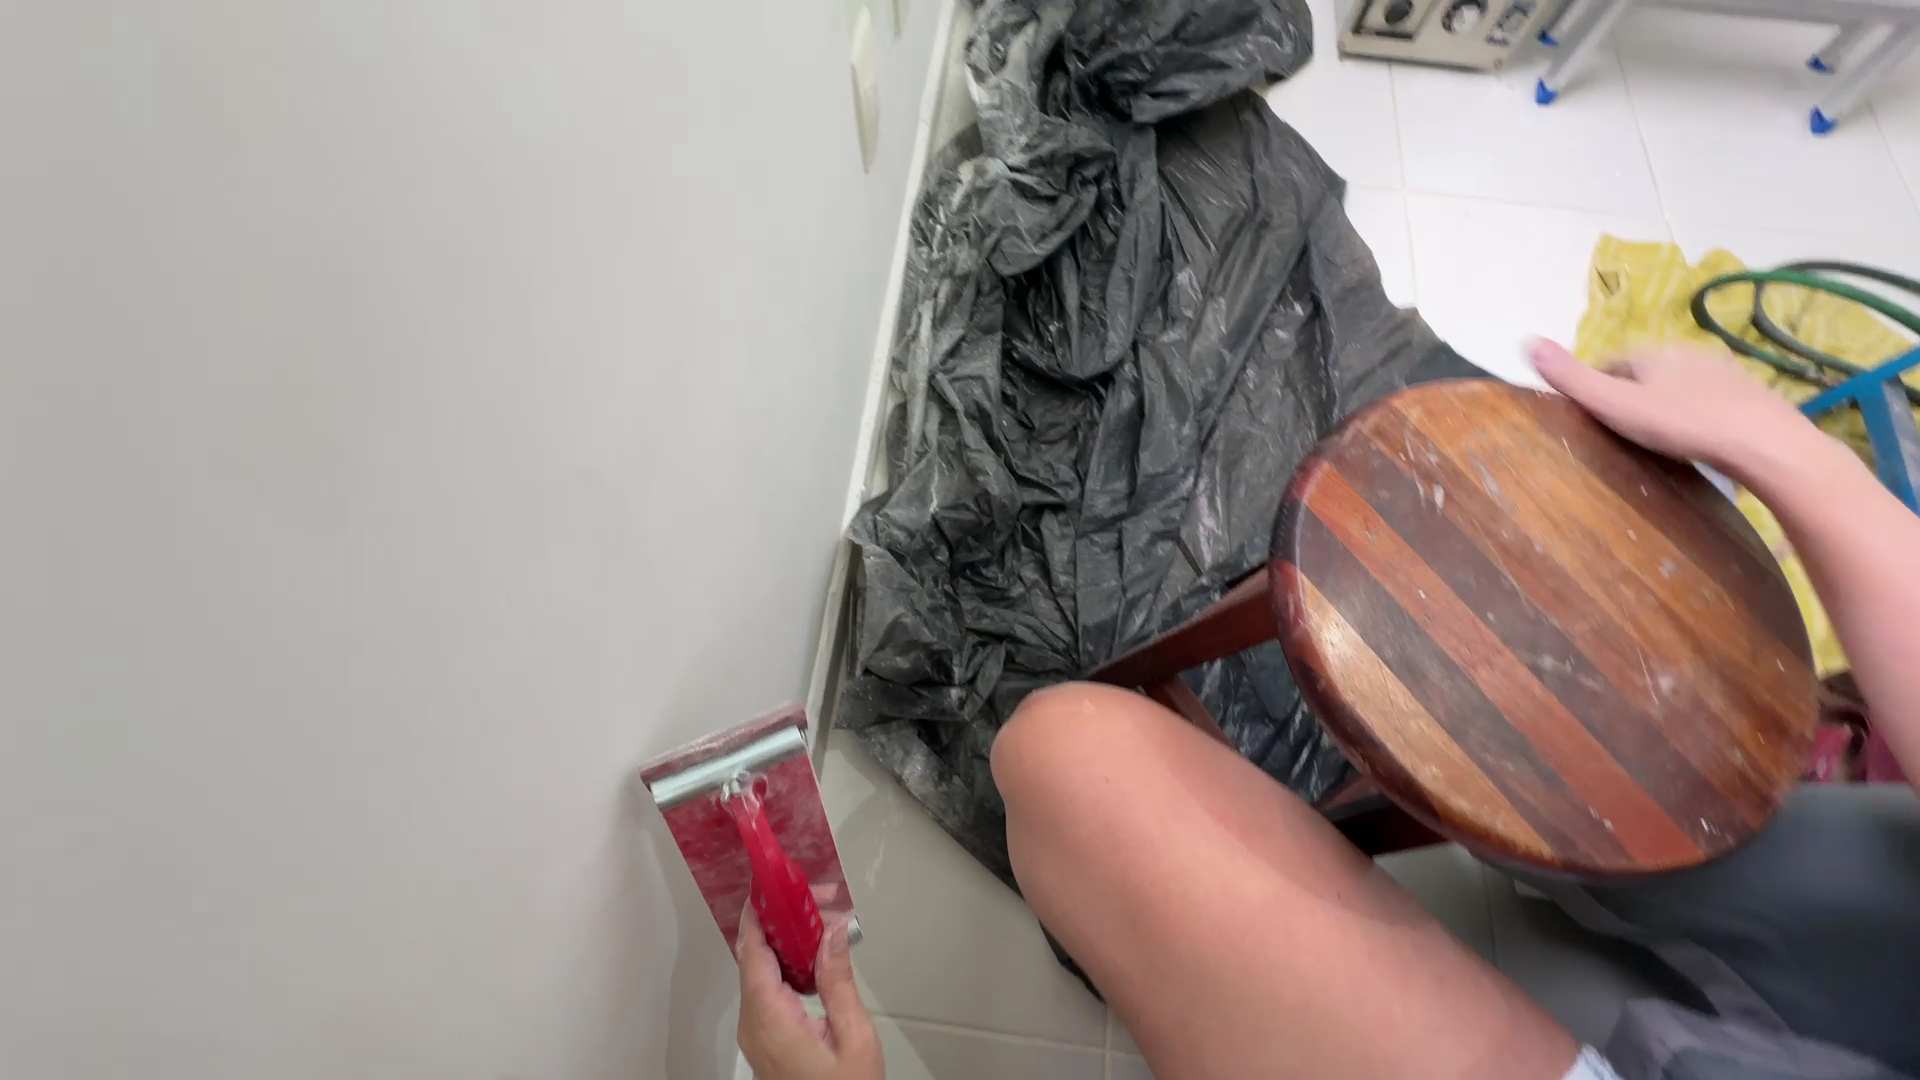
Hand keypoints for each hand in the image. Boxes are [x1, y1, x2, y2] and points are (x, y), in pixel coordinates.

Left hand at [736, 908, 882, 1079]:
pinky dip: (790, 960)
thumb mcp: (853, 1036)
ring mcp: (756, 1031)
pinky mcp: (765, 1036)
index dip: (761, 912)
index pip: (752, 951)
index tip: (782, 881)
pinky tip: (818, 949)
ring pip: (763, 968)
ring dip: (791, 938)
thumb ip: (838, 981)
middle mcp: (752, 1022)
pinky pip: (769, 986)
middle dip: (787, 918)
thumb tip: (834, 928)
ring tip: (829, 918)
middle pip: (757, 954)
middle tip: (828, 899)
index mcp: (769, 1018)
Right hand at [1527, 338, 1819, 480]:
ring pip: (1674, 384)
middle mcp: (1686, 352)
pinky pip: (1703, 398)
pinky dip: (1691, 412)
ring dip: (1660, 403)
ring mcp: (1721, 371)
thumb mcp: (1611, 403)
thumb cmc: (1679, 422)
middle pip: (1641, 372)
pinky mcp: (1747, 393)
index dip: (1592, 387)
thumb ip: (1569, 376)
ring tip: (1653, 436)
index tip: (1589, 416)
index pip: (1607, 362)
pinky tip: (1690, 436)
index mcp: (1651, 352)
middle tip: (1618, 430)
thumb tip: (1526, 340)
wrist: (1764, 443)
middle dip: (1626, 394)